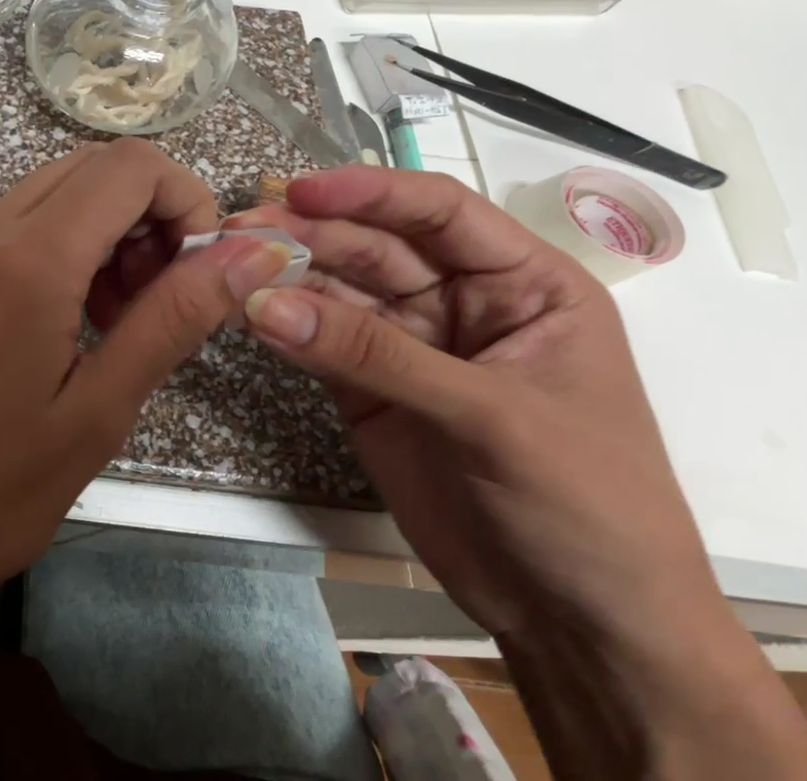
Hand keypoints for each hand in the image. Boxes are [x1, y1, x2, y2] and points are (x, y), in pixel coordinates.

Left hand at [0, 138, 298, 632]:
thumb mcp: (97, 411)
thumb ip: (173, 319)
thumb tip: (250, 252)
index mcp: (29, 259)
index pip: (132, 166)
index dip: (189, 200)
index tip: (202, 274)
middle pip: (93, 169)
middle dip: (151, 216)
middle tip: (164, 301)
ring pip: (55, 194)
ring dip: (109, 234)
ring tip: (121, 321)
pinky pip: (19, 228)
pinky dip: (65, 249)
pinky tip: (74, 323)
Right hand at [226, 166, 707, 638]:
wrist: (578, 616)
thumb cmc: (583, 502)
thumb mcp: (492, 417)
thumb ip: (374, 356)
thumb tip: (260, 301)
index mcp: (525, 286)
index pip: (441, 214)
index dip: (370, 194)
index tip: (297, 191)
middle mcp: (462, 305)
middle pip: (375, 249)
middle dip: (309, 235)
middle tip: (234, 231)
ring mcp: (409, 349)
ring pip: (338, 293)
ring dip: (284, 279)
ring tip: (223, 267)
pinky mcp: (367, 394)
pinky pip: (316, 344)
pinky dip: (280, 328)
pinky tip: (240, 312)